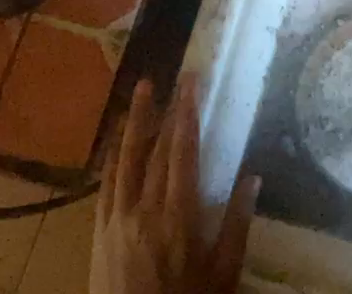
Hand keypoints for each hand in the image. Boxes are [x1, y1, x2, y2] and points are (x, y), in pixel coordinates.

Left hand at [92, 76, 260, 293]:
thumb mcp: (222, 275)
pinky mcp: (99, 232)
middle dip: (167, 110)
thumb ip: (236, 225)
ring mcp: (117, 219)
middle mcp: (145, 209)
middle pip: (156, 149)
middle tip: (175, 76)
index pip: (183, 152)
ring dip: (136, 120)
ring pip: (126, 159)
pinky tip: (117, 139)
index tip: (192, 83)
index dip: (187, 114)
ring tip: (143, 88)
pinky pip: (106, 185)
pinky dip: (112, 157)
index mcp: (179, 217)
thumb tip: (253, 178)